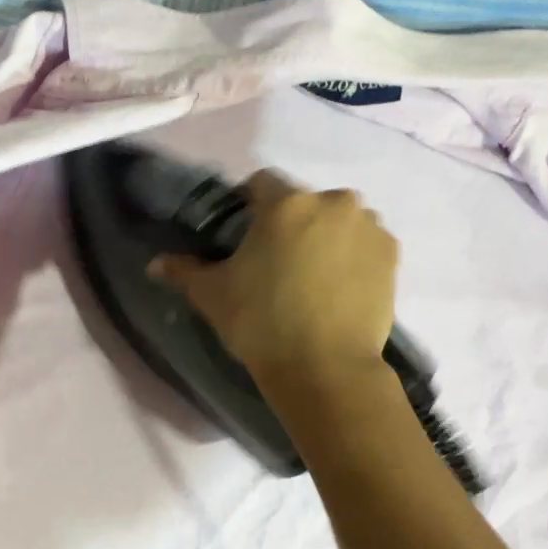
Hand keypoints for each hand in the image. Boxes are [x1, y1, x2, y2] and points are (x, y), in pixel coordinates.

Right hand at [149, 170, 397, 389]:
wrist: (323, 365)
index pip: (260, 183)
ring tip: (305, 277)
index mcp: (286, 204)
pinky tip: (331, 289)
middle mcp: (333, 203)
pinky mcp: (392, 255)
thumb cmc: (258, 321)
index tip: (237, 234)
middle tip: (270, 261)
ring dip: (321, 238)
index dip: (246, 204)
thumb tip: (155, 264)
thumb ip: (183, 271)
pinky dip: (347, 257)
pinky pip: (362, 243)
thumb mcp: (210, 295)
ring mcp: (369, 227)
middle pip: (303, 202)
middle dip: (287, 224)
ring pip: (336, 222)